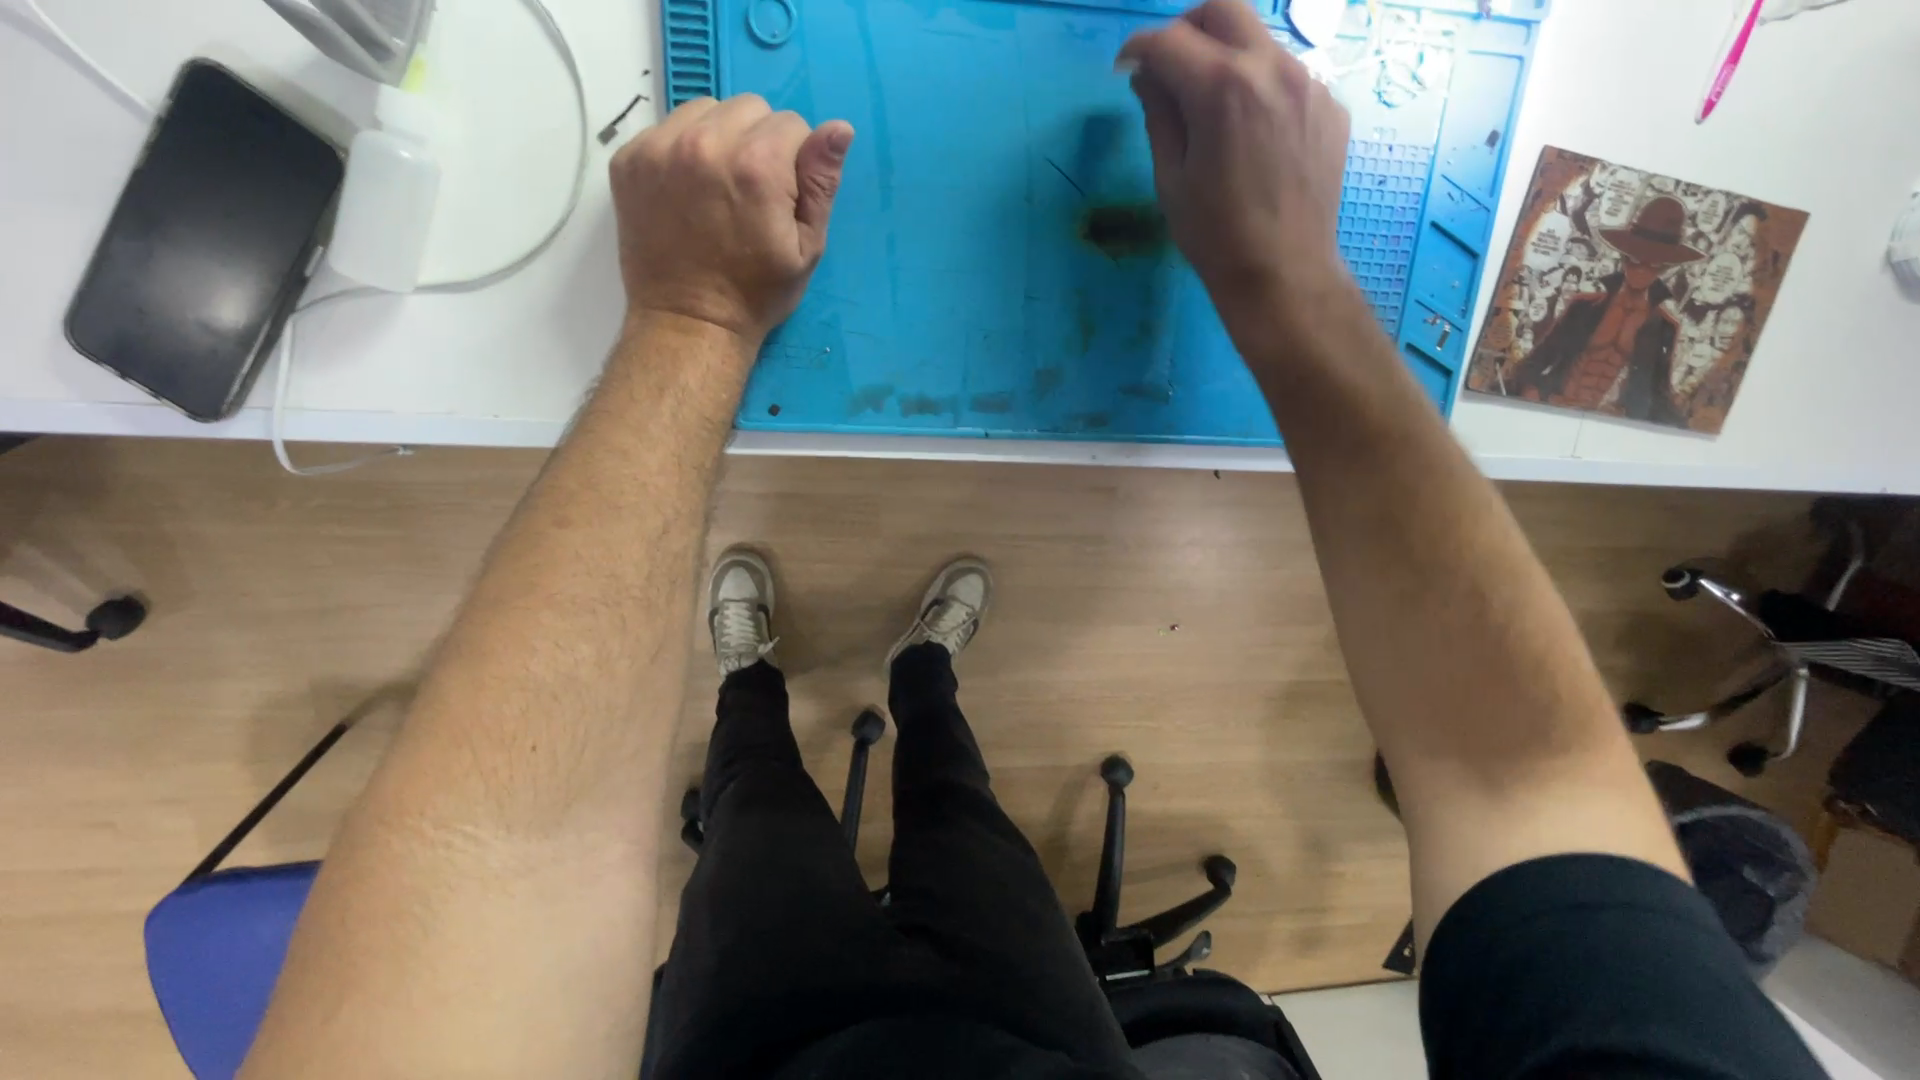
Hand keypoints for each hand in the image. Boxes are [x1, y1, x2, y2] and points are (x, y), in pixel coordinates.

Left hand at [611, 94, 854, 344]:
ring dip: (720, 138)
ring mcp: (660, 148)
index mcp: (757, 165)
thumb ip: (822, 182)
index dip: (795, 160)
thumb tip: (839, 129)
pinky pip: (667, 127)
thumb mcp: (808, 246)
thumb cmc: (757, 293)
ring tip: (718, 188)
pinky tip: (687, 191)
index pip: (791, 123)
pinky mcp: (630, 159)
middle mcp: (705, 143)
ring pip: (706, 110)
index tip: (783, 198)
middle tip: (751, 193)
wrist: (689, 323)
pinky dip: (682, 149)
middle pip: (749, 108)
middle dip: (759, 142)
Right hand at [1118, 0, 1352, 354]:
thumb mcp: (1171, 178)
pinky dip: (1258, 85)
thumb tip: (1146, 74)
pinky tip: (1248, 129)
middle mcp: (1272, 68)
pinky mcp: (1330, 104)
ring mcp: (1309, 83)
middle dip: (1185, 26)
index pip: (1169, 41)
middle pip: (1223, 10)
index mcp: (1223, 88)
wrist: (1283, 271)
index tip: (1125, 67)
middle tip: (1166, 61)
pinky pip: (1287, 75)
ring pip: (1259, 39)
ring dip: (1225, 55)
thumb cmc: (1214, 236)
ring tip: (1209, 102)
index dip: (1138, 48)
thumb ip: (1159, 114)